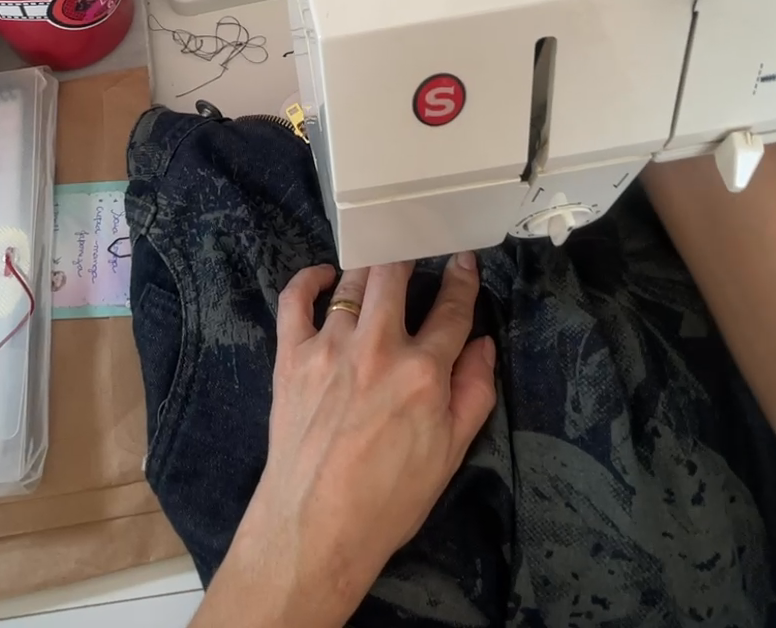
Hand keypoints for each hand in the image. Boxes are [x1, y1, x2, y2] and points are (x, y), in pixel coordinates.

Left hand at [194, 254, 497, 627]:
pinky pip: (296, 297)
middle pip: (396, 276)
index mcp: (424, 372)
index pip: (452, 310)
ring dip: (369, 267)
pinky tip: (325, 276)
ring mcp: (330, 345)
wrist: (316, 525)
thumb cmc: (390, 497)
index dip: (462, 279)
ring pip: (353, 281)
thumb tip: (484, 342)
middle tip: (413, 250)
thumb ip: (474, 391)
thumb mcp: (451, 453)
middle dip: (409, 254)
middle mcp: (378, 347)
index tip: (464, 259)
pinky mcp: (291, 352)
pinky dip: (310, 278)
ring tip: (376, 265)